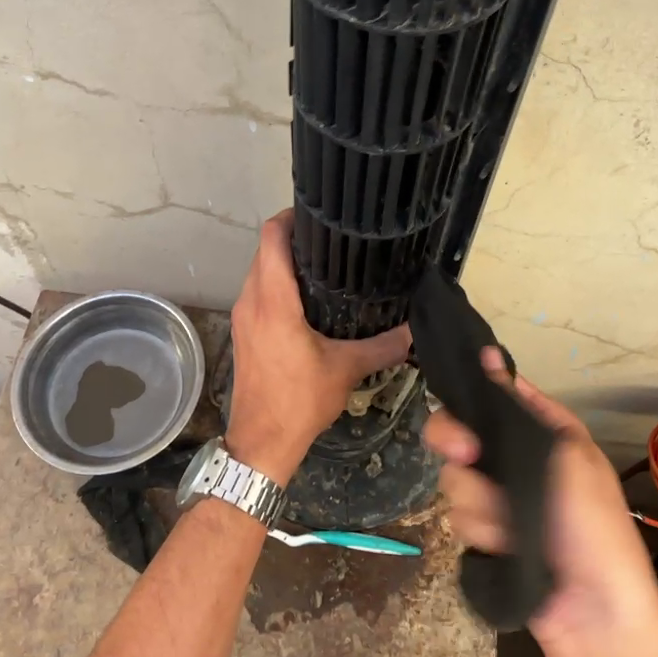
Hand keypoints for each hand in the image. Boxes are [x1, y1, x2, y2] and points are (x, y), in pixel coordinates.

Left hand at [226, 211, 411, 484]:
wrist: (262, 442)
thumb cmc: (300, 401)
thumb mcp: (346, 370)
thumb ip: (383, 346)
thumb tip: (415, 330)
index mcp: (273, 301)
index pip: (272, 238)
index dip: (291, 217)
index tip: (319, 214)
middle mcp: (251, 301)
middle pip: (264, 250)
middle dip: (292, 238)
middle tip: (331, 238)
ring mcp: (242, 316)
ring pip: (257, 271)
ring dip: (282, 261)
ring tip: (322, 262)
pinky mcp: (242, 332)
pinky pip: (256, 292)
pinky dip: (275, 283)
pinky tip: (305, 296)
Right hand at [424, 349, 657, 653]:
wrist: (593, 610)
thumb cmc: (594, 527)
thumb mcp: (570, 455)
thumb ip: (525, 410)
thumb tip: (490, 356)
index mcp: (542, 433)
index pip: (495, 397)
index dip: (473, 393)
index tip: (457, 393)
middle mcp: (514, 460)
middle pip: (459, 433)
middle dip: (457, 443)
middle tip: (468, 456)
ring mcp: (497, 498)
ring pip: (456, 479)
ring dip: (480, 504)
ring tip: (510, 529)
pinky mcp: (483, 532)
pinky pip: (457, 516)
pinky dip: (480, 532)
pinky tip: (504, 547)